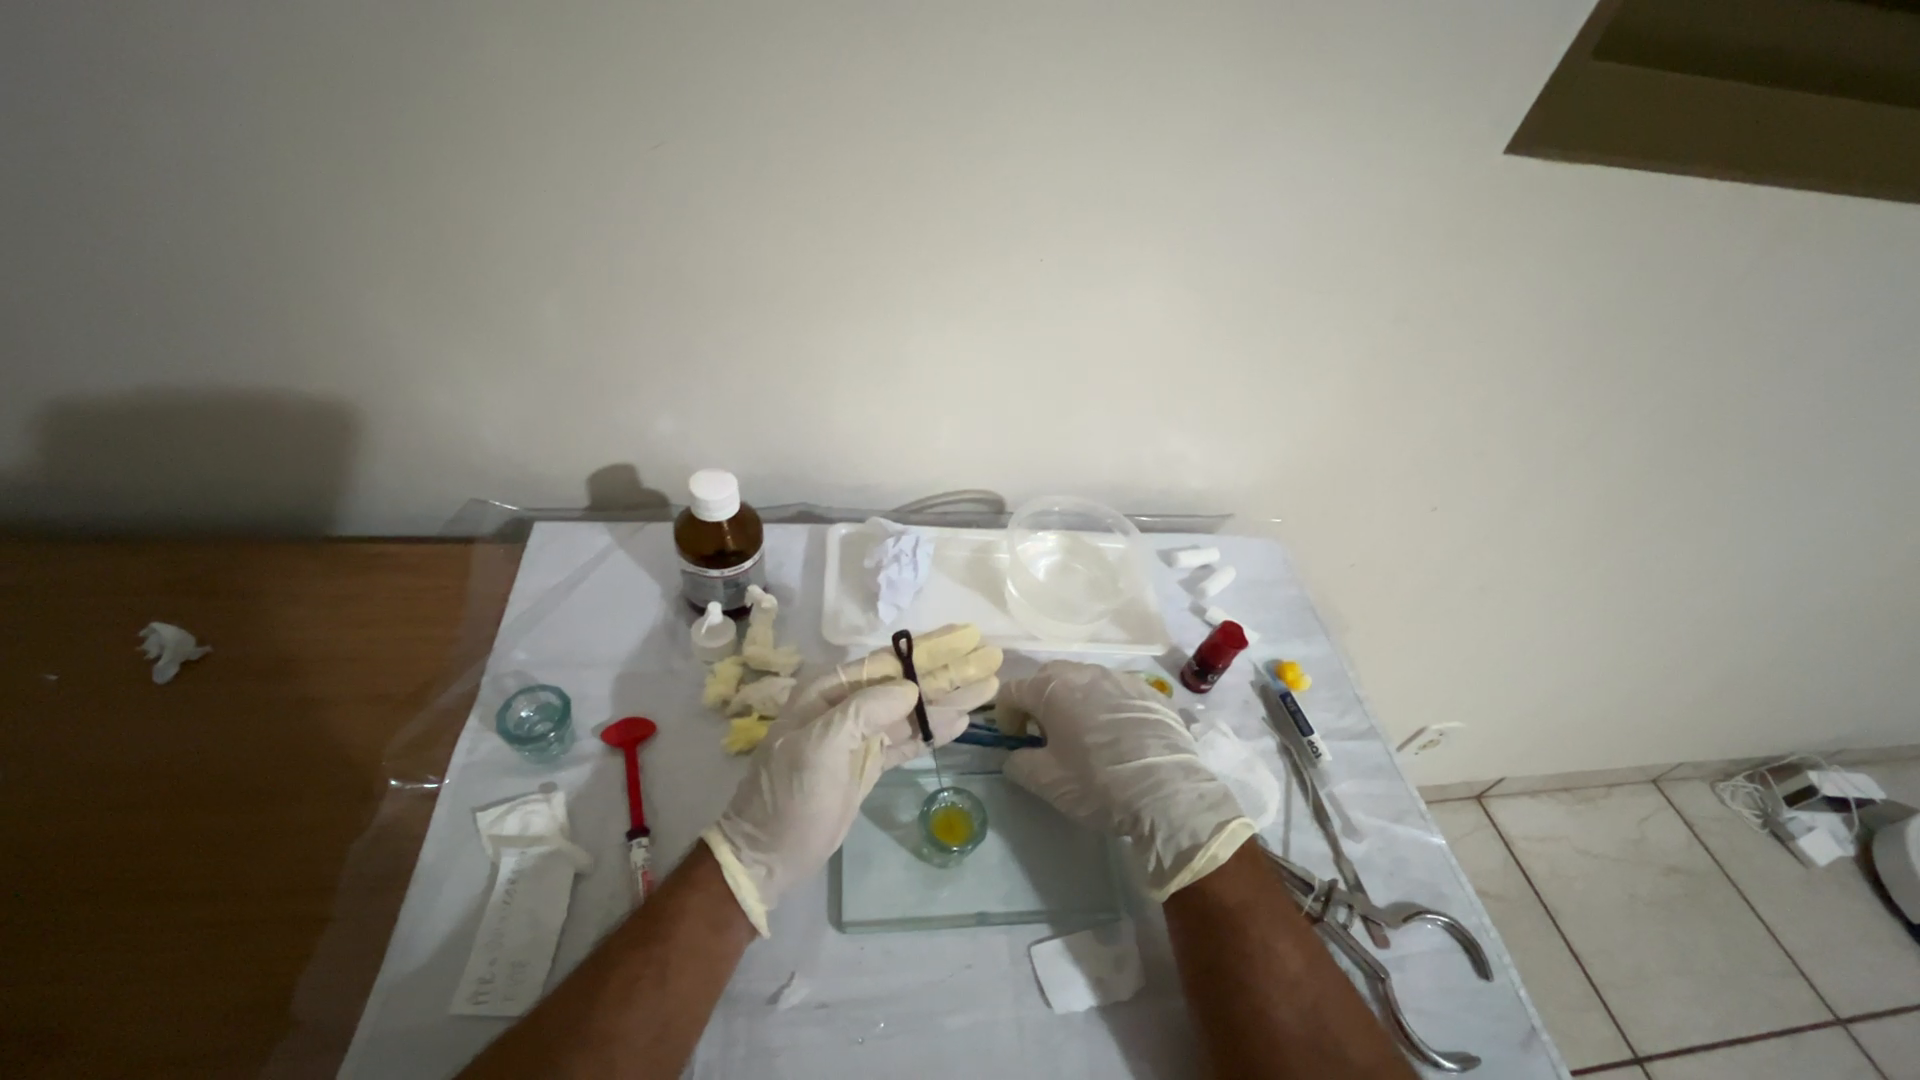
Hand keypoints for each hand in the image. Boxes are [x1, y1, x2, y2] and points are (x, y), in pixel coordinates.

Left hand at [702, 626, 1000, 934]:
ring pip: (912, 712)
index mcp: (828, 692)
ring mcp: (860, 737)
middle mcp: (847, 707)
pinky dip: (934, 732)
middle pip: (906, 683)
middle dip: (947, 671)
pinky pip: (907, 741)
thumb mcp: (820, 746)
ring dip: (949, 700)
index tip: (965, 638)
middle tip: (990, 658)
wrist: (770, 852)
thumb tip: (909, 688)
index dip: (929, 650)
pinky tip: (962, 721)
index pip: (887, 662)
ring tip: (988, 686)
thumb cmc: (789, 794)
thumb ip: (864, 710)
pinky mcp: (869, 763)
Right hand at [996, 661, 1253, 900]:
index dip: (1005, 715)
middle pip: (1047, 678)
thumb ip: (1018, 762)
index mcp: (1053, 689)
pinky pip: (1115, 692)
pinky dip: (1106, 706)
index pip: (1012, 690)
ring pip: (1084, 681)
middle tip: (1045, 734)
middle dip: (1038, 701)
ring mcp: (1121, 678)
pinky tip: (1116, 736)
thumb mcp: (1045, 781)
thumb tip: (1016, 755)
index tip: (1016, 739)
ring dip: (1073, 701)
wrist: (1168, 794)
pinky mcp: (1150, 692)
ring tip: (1082, 733)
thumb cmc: (1098, 784)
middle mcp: (1085, 672)